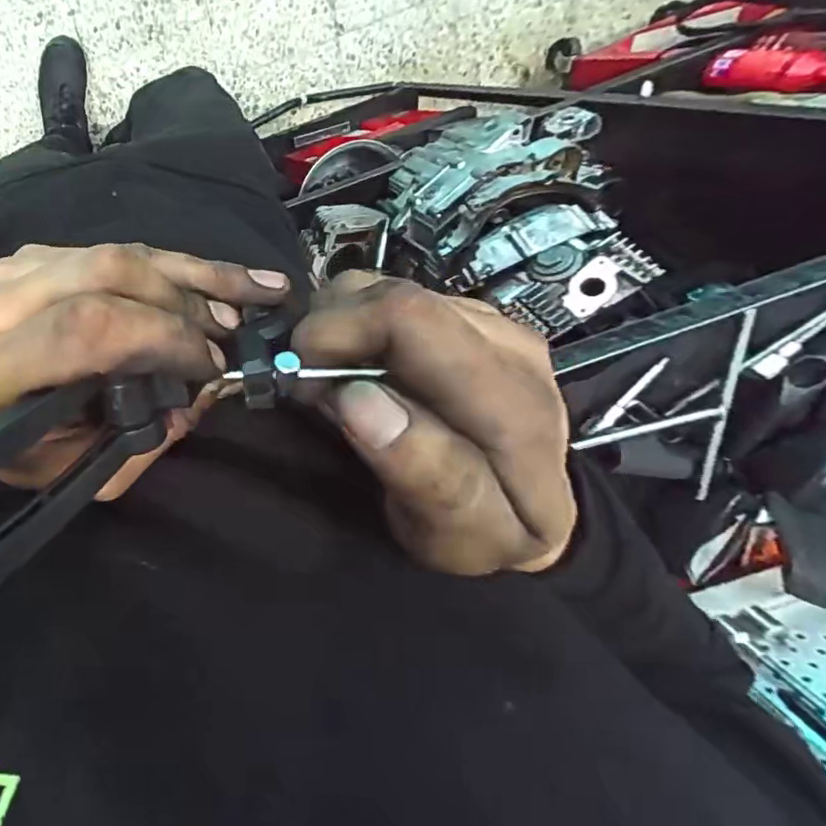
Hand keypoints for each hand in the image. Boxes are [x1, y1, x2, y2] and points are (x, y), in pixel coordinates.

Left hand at [0, 244, 290, 492]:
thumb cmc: (26, 453)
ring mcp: (5, 274)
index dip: (160, 337)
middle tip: (232, 331)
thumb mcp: (82, 468)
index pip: (83, 328)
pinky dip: (168, 264)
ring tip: (245, 297)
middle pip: (103, 274)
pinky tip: (214, 277)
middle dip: (182, 302)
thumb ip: (145, 436)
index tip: (211, 364)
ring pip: (113, 253)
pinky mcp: (27, 257)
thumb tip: (206, 384)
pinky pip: (111, 249)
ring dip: (188, 274)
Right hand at [290, 272, 574, 573]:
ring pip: (382, 288)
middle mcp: (506, 343)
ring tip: (334, 378)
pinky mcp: (461, 316)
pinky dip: (353, 323)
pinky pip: (386, 295)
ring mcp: (486, 322)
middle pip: (390, 296)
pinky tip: (356, 364)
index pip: (409, 319)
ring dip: (339, 326)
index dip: (335, 334)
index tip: (303, 382)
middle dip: (329, 332)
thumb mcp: (461, 538)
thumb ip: (426, 473)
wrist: (521, 518)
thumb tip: (355, 395)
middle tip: (311, 387)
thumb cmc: (487, 535)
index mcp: (512, 397)